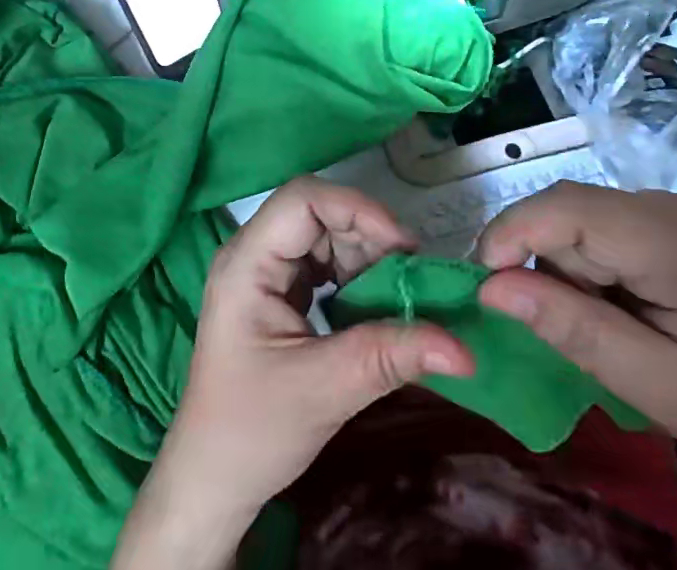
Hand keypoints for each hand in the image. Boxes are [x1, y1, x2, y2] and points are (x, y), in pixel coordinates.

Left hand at [112, 178, 472, 569]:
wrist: (213, 477)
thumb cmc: (251, 431)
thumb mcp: (324, 390)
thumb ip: (389, 357)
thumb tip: (464, 348)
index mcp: (246, 263)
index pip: (303, 200)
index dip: (357, 210)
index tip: (405, 249)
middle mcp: (251, 255)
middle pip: (317, 213)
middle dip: (369, 236)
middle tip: (413, 277)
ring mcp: (264, 273)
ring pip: (324, 236)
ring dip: (367, 257)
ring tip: (401, 295)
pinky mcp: (278, 294)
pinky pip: (323, 264)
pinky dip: (356, 276)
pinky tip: (377, 305)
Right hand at [473, 182, 676, 488]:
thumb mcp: (659, 389)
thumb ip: (576, 333)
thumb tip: (491, 288)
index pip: (574, 209)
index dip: (514, 233)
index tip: (481, 286)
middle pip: (568, 209)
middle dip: (535, 259)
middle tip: (538, 320)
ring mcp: (673, 207)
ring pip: (572, 215)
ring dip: (556, 264)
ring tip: (590, 320)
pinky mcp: (663, 218)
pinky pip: (590, 224)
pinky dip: (575, 262)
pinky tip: (605, 302)